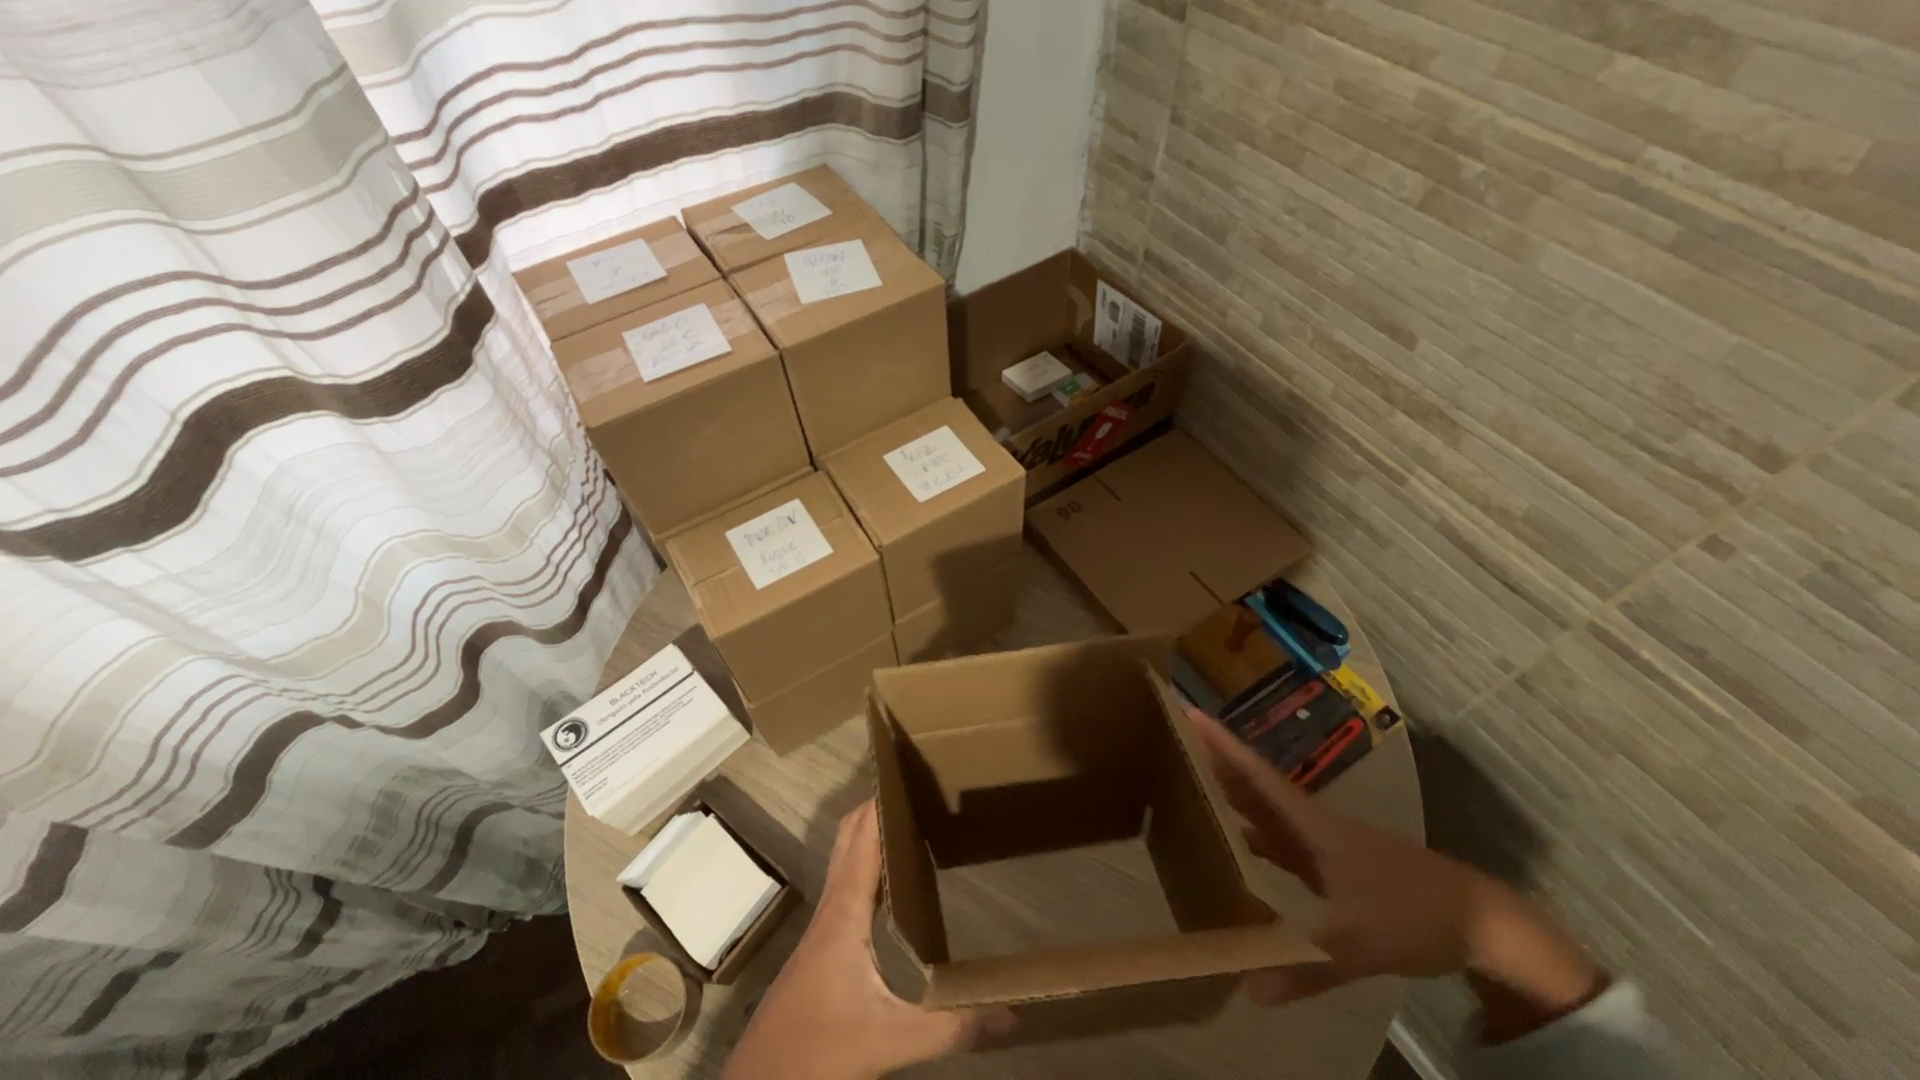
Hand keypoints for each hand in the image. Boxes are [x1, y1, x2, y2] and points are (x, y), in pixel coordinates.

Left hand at [721, 801, 1013, 1079]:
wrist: (765, 1078)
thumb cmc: (822, 1047)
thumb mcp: (892, 1039)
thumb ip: (952, 1027)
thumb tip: (1013, 1014)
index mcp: (846, 913)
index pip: (863, 840)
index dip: (880, 802)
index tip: (905, 770)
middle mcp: (830, 908)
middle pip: (848, 838)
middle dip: (876, 807)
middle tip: (914, 788)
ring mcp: (821, 927)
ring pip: (842, 861)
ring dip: (868, 835)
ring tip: (908, 824)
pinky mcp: (819, 946)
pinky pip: (844, 886)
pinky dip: (864, 865)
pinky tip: (888, 886)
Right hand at [1188, 710, 1605, 1039]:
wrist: (1478, 921)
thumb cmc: (1416, 915)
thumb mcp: (1360, 944)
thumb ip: (1307, 967)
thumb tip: (1246, 988)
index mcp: (1314, 826)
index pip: (1256, 776)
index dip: (1221, 744)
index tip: (1187, 710)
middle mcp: (1312, 825)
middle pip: (1252, 784)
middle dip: (1213, 758)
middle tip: (1167, 736)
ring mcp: (1322, 844)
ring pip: (1263, 810)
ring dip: (1228, 793)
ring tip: (1183, 780)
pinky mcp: (1331, 865)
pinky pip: (1277, 840)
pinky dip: (1249, 834)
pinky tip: (1228, 843)